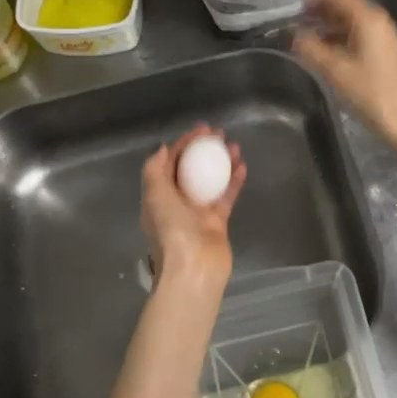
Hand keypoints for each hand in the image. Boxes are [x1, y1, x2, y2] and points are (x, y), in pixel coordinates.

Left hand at [140, 125, 244, 286]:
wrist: (193, 267)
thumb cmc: (170, 228)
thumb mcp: (154, 194)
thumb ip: (155, 169)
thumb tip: (164, 148)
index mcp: (158, 196)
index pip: (170, 163)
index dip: (183, 144)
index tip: (200, 130)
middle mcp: (177, 202)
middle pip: (191, 169)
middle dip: (203, 149)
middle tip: (219, 134)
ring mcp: (198, 212)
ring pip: (211, 180)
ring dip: (221, 162)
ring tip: (234, 146)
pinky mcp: (218, 222)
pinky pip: (226, 196)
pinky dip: (234, 181)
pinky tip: (242, 165)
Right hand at [291, 0, 396, 148]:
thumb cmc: (372, 94)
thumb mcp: (335, 71)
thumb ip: (311, 49)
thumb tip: (294, 35)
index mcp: (367, 19)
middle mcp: (376, 21)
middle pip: (343, 3)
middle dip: (317, 3)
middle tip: (292, 6)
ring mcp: (380, 36)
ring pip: (347, 19)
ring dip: (325, 20)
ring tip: (300, 25)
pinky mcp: (381, 52)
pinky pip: (353, 33)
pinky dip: (334, 34)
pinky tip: (319, 45)